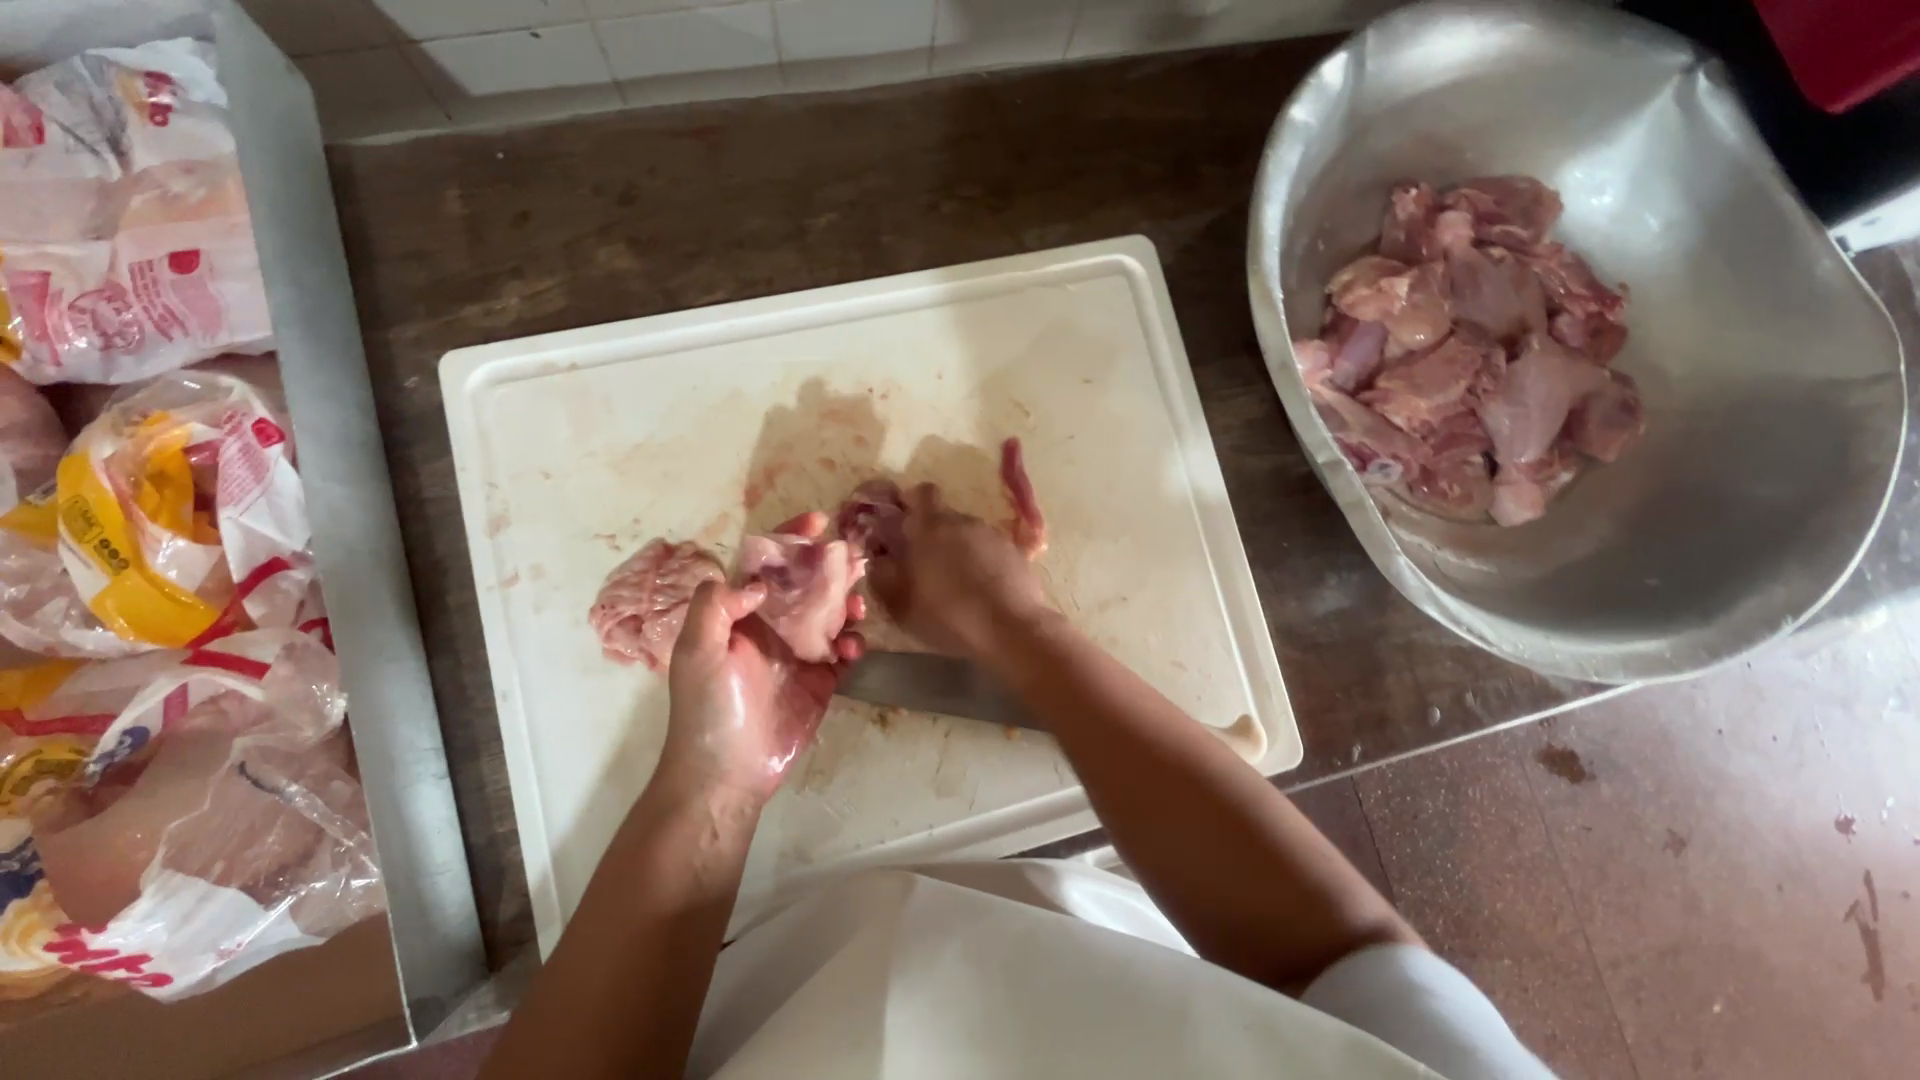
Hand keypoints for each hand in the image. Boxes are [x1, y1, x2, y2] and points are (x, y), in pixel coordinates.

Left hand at [663, 515, 863, 800]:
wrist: (726, 774)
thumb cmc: (709, 710)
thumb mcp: (698, 651)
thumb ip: (718, 605)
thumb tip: (761, 581)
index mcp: (739, 615)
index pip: (765, 566)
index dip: (789, 540)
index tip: (818, 521)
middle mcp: (770, 628)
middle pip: (806, 585)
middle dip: (830, 568)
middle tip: (855, 559)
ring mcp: (798, 655)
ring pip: (830, 614)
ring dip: (847, 603)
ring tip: (858, 607)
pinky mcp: (821, 682)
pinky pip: (843, 652)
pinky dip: (854, 644)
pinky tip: (854, 648)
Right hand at [867, 483, 1050, 660]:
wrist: (1010, 629)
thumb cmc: (947, 615)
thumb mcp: (900, 603)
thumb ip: (882, 575)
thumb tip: (878, 558)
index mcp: (930, 527)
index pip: (921, 493)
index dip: (912, 504)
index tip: (905, 526)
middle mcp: (963, 521)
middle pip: (944, 518)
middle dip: (933, 536)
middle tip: (926, 567)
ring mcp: (992, 535)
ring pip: (968, 534)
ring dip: (959, 550)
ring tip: (957, 584)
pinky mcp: (1014, 552)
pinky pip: (990, 550)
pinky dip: (983, 563)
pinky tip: (982, 590)